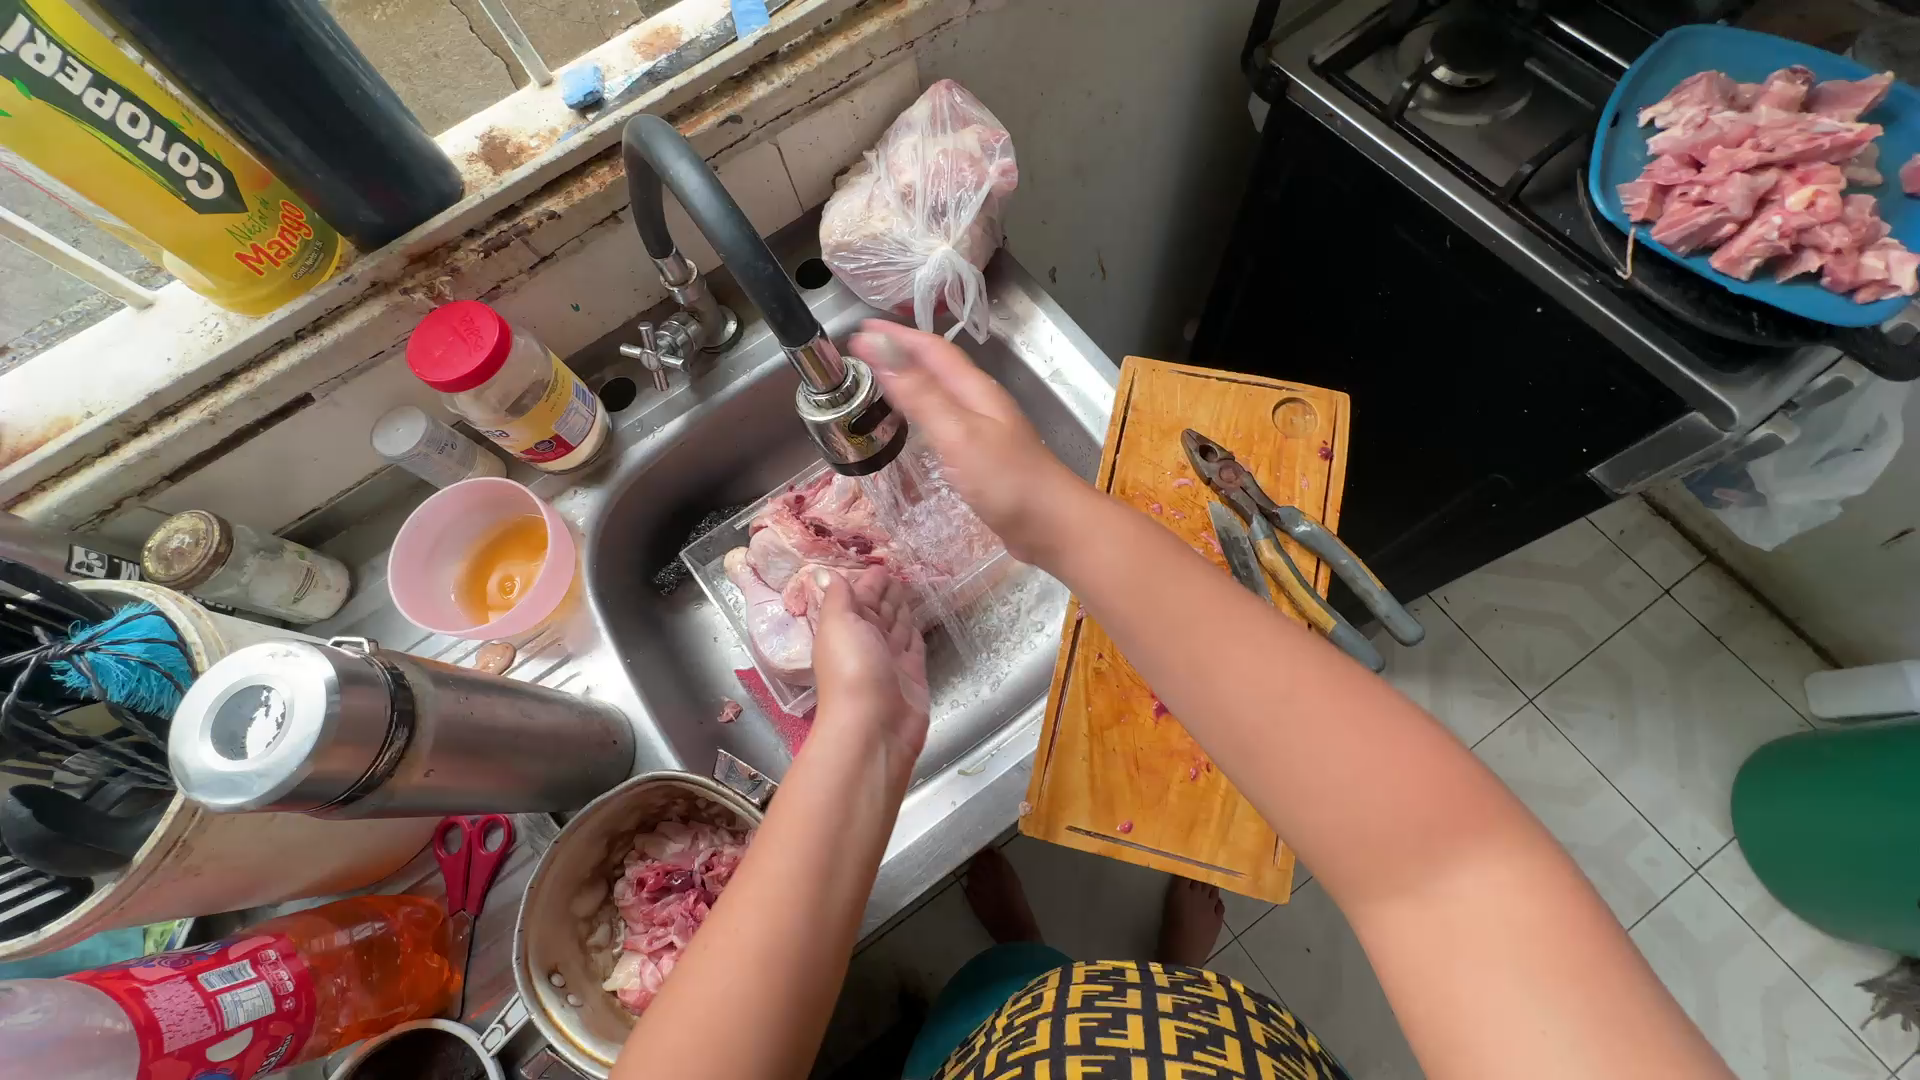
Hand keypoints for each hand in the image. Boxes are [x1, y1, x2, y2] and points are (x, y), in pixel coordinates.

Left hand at [809, 566, 928, 772]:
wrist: (873, 725)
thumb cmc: (852, 669)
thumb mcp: (838, 624)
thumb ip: (837, 598)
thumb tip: (827, 574)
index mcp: (844, 628)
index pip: (857, 598)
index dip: (867, 582)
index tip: (880, 565)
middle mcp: (866, 642)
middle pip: (878, 611)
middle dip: (886, 592)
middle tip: (899, 572)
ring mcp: (890, 658)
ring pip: (897, 625)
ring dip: (901, 607)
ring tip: (910, 588)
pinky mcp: (912, 673)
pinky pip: (914, 644)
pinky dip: (915, 630)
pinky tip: (918, 618)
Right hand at [847, 320, 1087, 564]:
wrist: (1052, 526)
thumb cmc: (1008, 480)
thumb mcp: (958, 433)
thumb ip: (920, 395)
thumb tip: (881, 350)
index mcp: (975, 390)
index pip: (932, 350)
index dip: (897, 336)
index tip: (860, 329)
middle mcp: (980, 404)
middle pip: (937, 369)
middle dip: (901, 355)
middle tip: (863, 356)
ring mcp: (984, 432)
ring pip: (942, 396)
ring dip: (912, 384)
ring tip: (880, 385)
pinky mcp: (983, 459)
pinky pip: (946, 425)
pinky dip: (923, 417)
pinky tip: (915, 431)